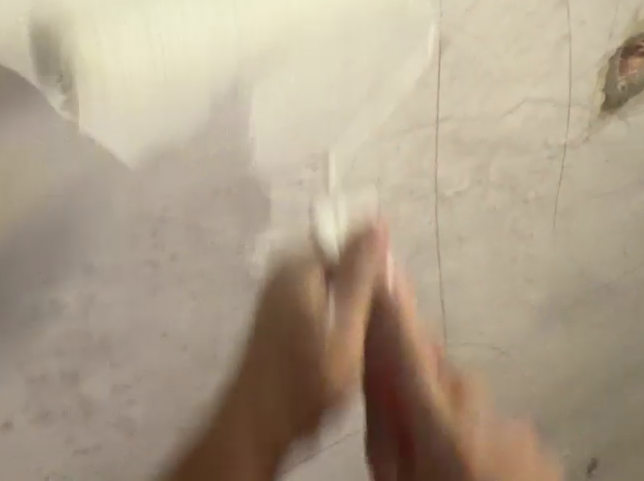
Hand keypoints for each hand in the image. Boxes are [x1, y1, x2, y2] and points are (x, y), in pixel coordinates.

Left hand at [162, 224, 388, 480]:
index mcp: (297, 264)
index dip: (372, 271)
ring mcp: (275, 292)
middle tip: (374, 328)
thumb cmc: (306, 379)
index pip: (346, 243)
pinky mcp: (275, 315)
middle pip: (337, 265)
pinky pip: (316, 303)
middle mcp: (282, 270)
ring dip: (349, 311)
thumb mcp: (345, 327)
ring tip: (361, 342)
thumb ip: (360, 274)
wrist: (257, 423)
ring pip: (329, 288)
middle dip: (361, 292)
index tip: (386, 303)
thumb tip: (376, 221)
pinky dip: (334, 322)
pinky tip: (342, 350)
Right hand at [363, 277, 559, 480]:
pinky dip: (481, 438)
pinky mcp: (539, 446)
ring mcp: (517, 430)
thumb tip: (374, 376)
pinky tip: (479, 474)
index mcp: (441, 428)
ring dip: (449, 415)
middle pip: (435, 370)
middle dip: (415, 380)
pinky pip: (495, 424)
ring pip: (465, 399)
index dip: (391, 300)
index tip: (380, 255)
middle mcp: (482, 414)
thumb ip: (385, 428)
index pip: (406, 346)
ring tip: (447, 466)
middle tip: (406, 425)